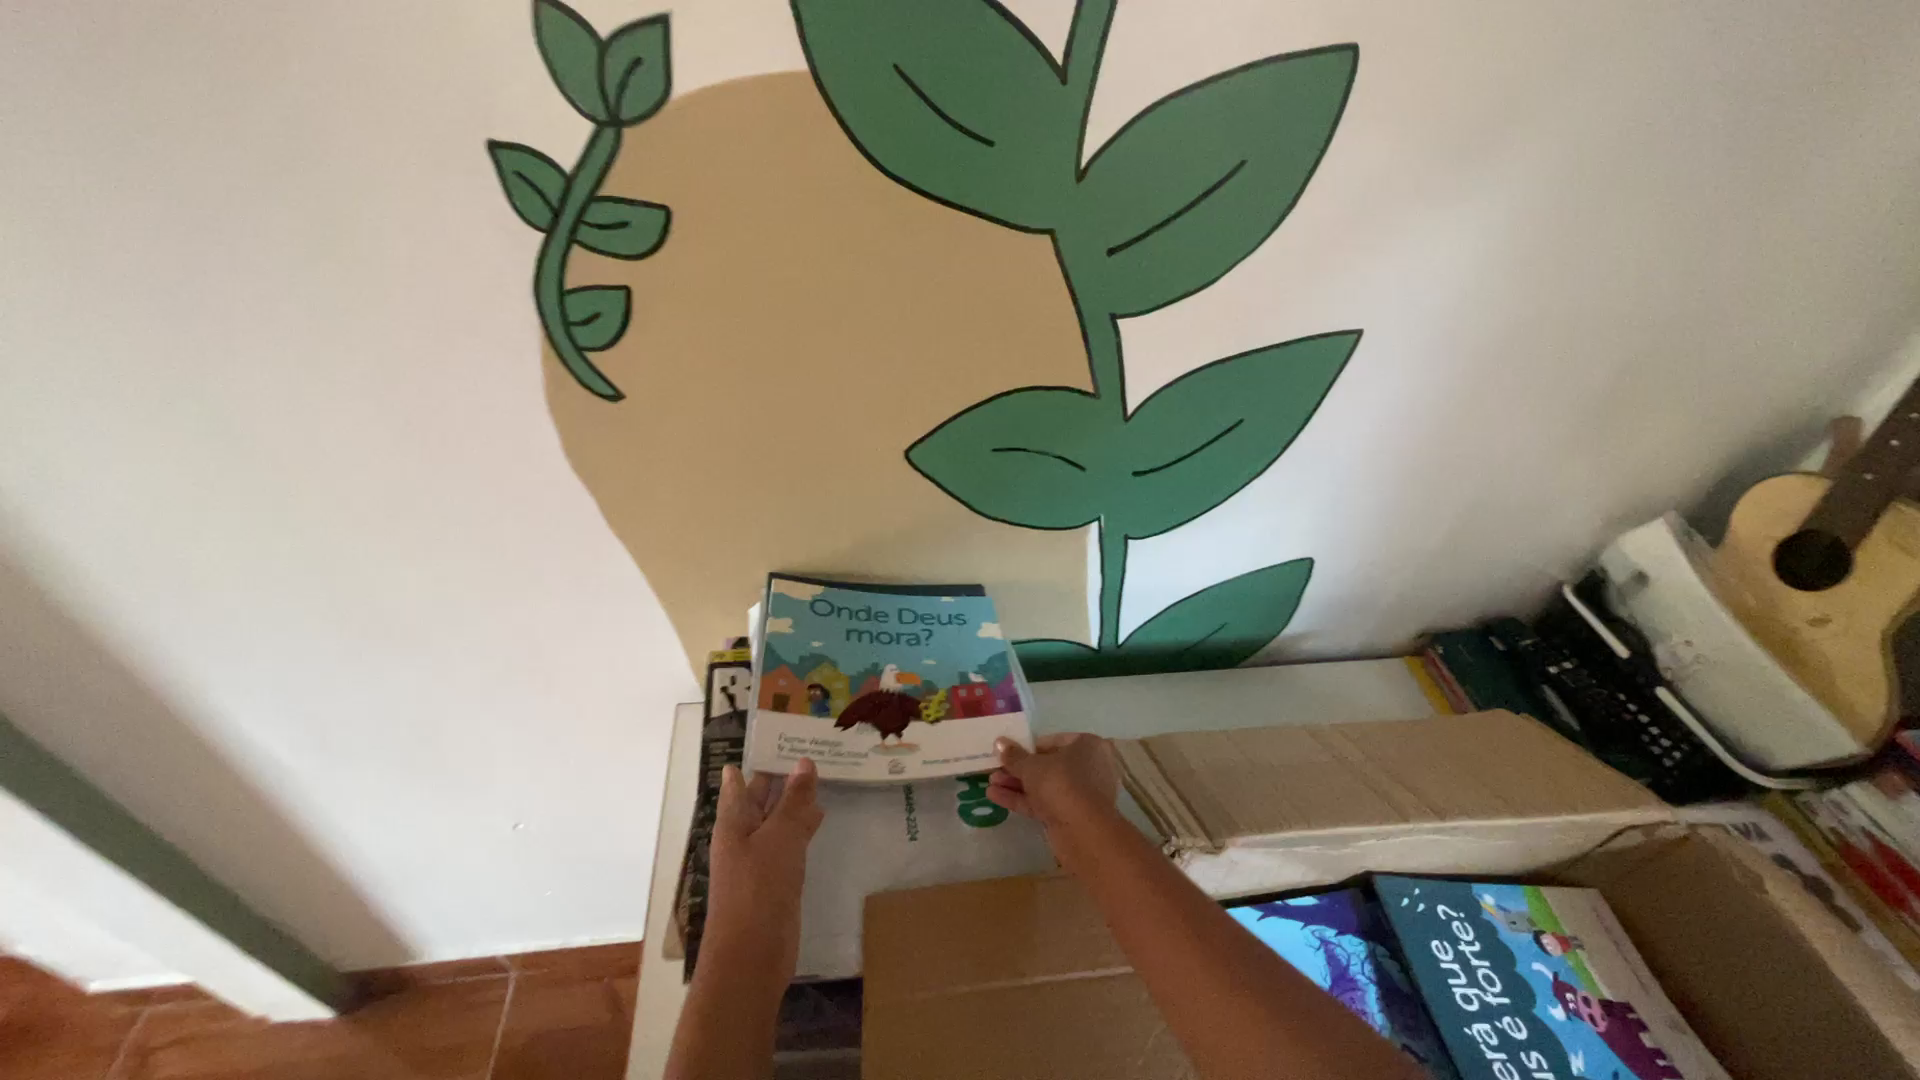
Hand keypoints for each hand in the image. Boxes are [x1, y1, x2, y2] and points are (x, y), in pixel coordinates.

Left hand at [705, 758, 823, 965]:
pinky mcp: (777, 879)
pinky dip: (803, 827)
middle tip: (808, 746)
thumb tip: (804, 762)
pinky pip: (790, 843)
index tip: (779, 735)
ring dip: (795, 801)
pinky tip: (820, 817)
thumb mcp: (780, 838)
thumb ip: (794, 801)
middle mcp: (743, 837)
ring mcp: (759, 860)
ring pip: (777, 820)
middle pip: (760, 798)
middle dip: (781, 776)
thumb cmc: (759, 889)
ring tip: (822, 774)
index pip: (741, 781)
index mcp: (733, 823)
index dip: (757, 759)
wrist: (752, 955)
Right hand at [985, 733, 1121, 849]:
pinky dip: (1022, 799)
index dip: (1028, 746)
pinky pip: (1044, 802)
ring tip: (990, 783)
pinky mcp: (1071, 815)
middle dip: (1019, 768)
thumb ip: (1014, 755)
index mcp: (1089, 746)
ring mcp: (1080, 794)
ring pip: (1045, 785)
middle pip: (1048, 765)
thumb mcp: (1032, 766)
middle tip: (995, 768)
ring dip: (1017, 784)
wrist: (1082, 831)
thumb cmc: (1061, 783)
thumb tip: (1000, 743)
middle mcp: (1089, 767)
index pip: (1054, 741)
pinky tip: (995, 796)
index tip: (1007, 751)